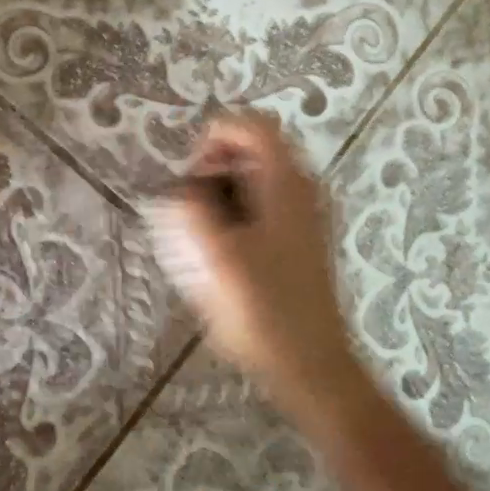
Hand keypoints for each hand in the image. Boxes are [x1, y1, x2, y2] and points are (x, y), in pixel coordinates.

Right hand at [153, 110, 364, 404]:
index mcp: (286, 182)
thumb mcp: (215, 258)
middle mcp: (303, 190)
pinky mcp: (301, 242)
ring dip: (222, 194)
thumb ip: (191, 210)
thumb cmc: (263, 311)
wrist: (311, 365)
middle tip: (190, 207)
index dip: (214, 136)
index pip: (252, 125)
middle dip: (214, 168)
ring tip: (200, 234)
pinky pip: (263, 207)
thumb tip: (177, 189)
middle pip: (253, 150)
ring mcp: (306, 216)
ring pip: (256, 181)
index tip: (189, 176)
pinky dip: (237, 215)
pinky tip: (222, 255)